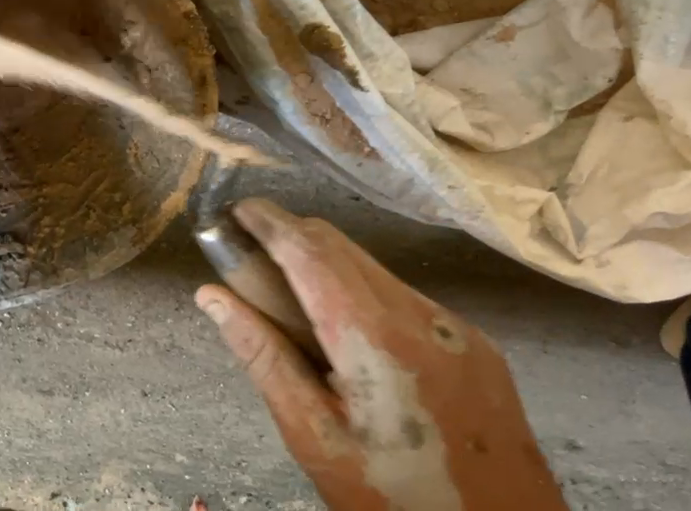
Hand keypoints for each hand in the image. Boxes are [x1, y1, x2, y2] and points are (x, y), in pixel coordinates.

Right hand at [197, 198, 565, 510]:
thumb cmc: (395, 498)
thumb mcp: (313, 436)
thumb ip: (262, 357)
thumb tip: (211, 296)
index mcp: (375, 339)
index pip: (310, 252)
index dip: (269, 222)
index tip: (235, 210)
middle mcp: (422, 319)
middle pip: (342, 248)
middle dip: (292, 235)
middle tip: (250, 252)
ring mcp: (458, 331)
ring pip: (373, 269)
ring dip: (326, 264)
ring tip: (294, 298)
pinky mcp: (480, 349)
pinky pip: (404, 298)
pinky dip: (362, 293)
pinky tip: (349, 334)